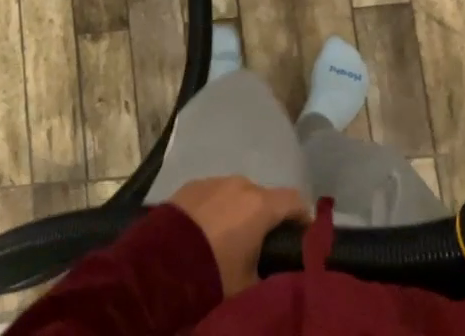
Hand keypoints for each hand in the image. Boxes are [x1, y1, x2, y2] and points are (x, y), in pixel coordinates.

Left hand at [165, 176, 307, 297]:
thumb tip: (274, 267)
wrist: (161, 263)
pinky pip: (214, 194)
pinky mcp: (191, 184)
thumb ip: (269, 269)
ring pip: (237, 193)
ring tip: (229, 236)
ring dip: (239, 210)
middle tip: (261, 243)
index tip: (302, 236)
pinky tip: (206, 229)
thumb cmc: (214, 272)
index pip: (296, 200)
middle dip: (266, 216)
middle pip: (264, 196)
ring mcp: (213, 180)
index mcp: (261, 205)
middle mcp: (240, 184)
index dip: (303, 218)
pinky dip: (216, 207)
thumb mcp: (251, 283)